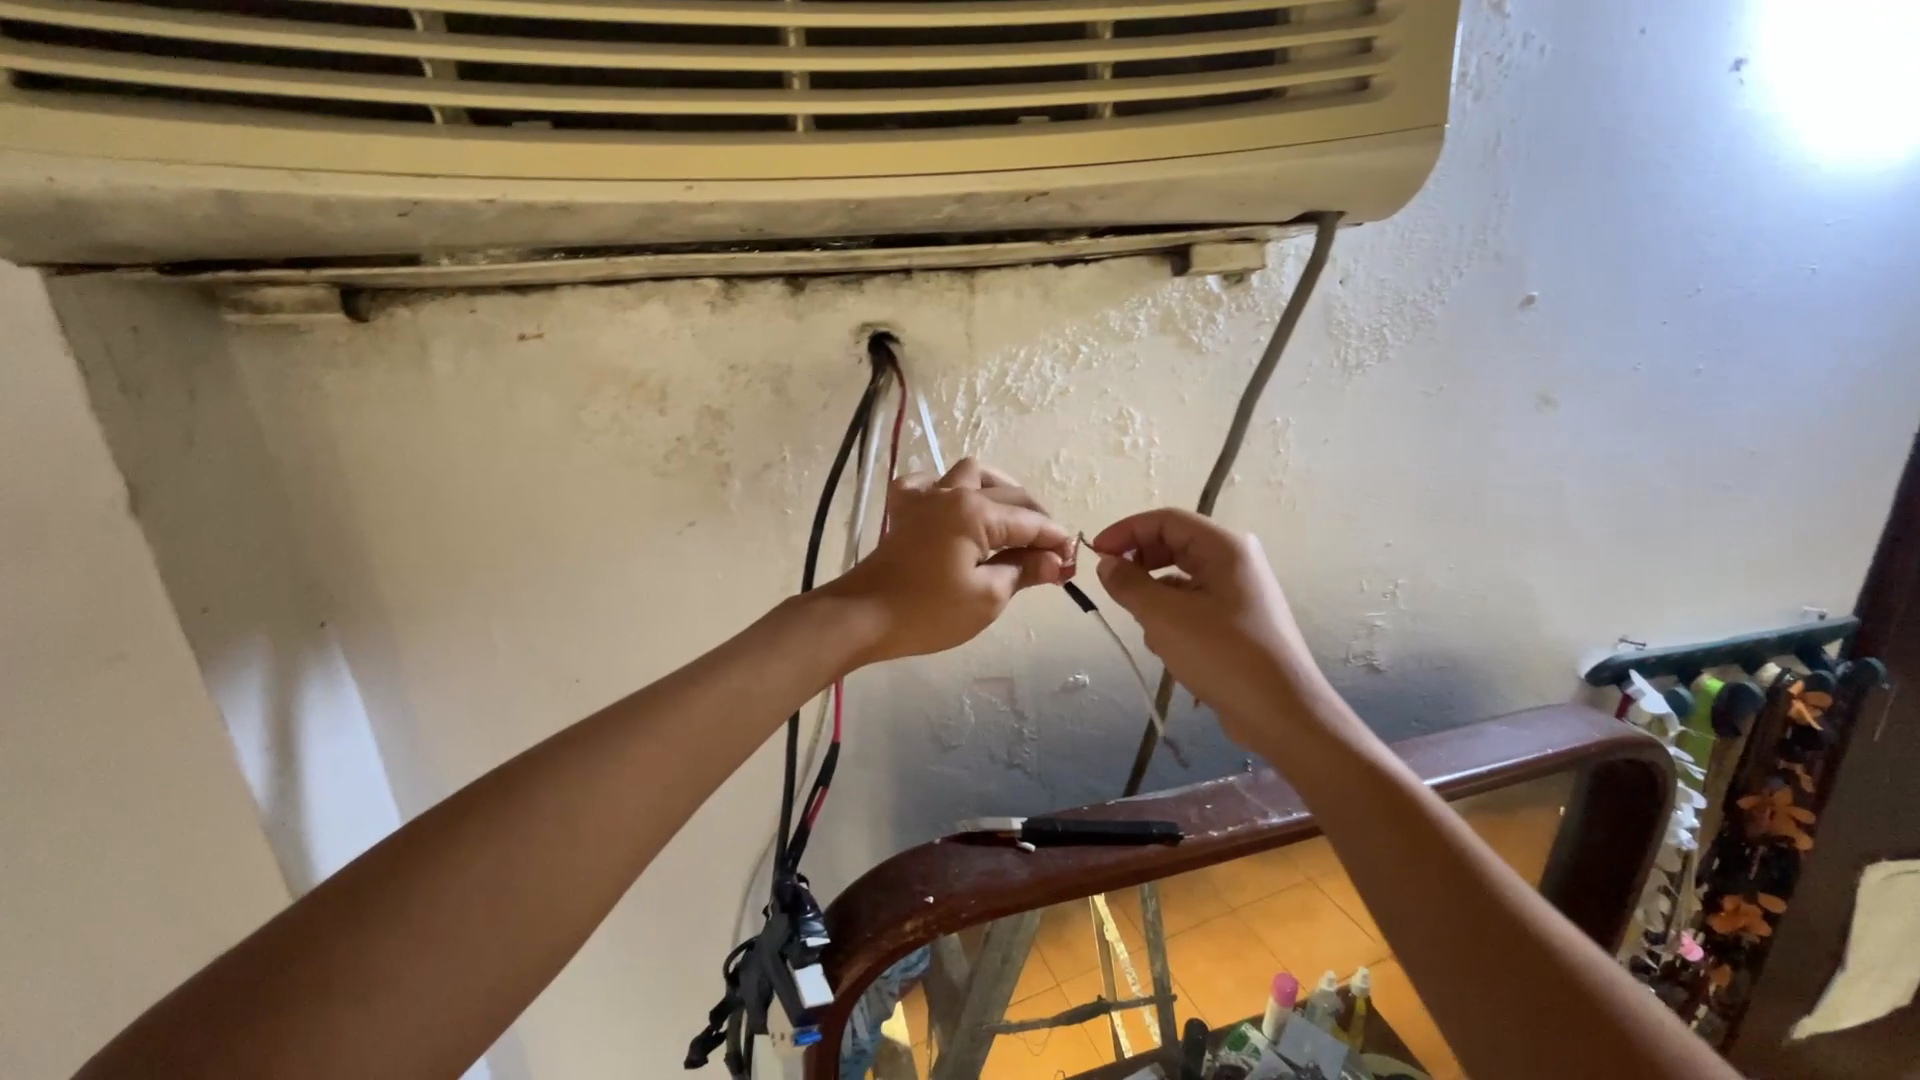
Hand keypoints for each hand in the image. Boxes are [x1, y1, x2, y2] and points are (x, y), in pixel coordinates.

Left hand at [821, 459, 1074, 664]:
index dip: (1056, 542)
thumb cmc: (928, 612)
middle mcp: (954, 493)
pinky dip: (948, 489)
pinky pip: (929, 483)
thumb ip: (1024, 571)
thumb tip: (1057, 562)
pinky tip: (955, 508)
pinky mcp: (904, 511)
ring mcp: (925, 497)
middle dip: (1036, 521)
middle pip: (1009, 496)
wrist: (863, 616)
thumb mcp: (987, 597)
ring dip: (998, 492)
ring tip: (1012, 522)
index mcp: (976, 512)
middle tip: (1049, 555)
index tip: (1072, 563)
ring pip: (972, 474)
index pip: (1031, 522)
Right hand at [1090, 509, 1327, 743]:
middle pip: (1174, 545)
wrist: (1280, 713)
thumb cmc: (1222, 655)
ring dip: (1153, 594)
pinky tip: (1164, 646)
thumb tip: (1106, 564)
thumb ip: (1129, 584)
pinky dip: (1171, 616)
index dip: (1126, 531)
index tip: (1095, 554)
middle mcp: (1235, 561)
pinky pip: (1193, 603)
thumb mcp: (1164, 616)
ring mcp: (1238, 592)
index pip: (1166, 520)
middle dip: (1139, 563)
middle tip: (1112, 587)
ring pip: (1180, 577)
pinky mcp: (1236, 622)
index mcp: (1224, 547)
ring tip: (1143, 624)